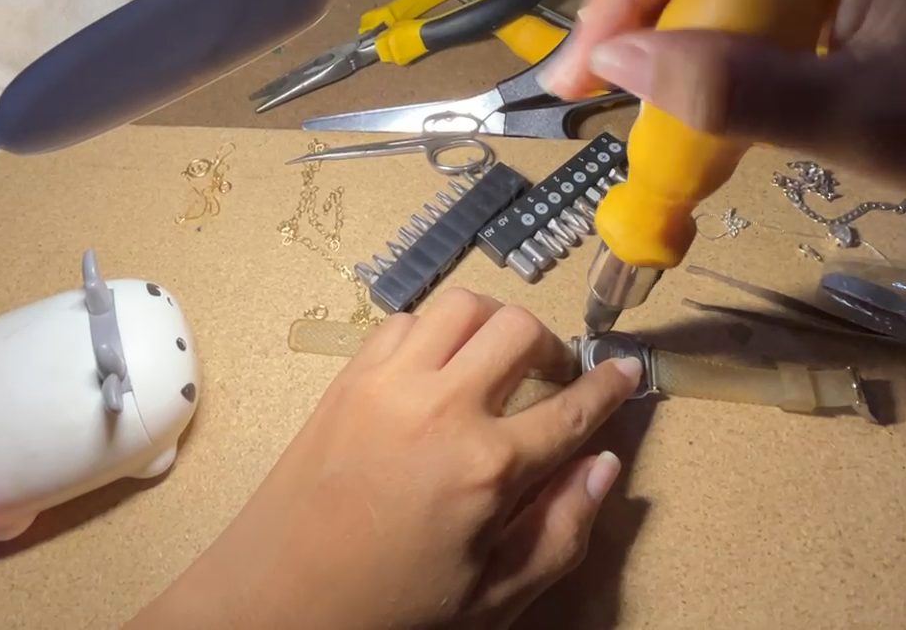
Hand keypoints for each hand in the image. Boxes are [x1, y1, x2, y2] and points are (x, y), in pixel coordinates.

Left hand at [128, 290, 639, 629]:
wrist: (280, 596)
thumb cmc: (393, 605)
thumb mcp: (494, 595)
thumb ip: (561, 528)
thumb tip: (606, 464)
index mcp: (486, 466)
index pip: (570, 409)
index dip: (608, 386)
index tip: (625, 368)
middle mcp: (443, 404)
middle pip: (519, 329)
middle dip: (550, 344)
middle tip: (551, 374)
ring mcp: (392, 378)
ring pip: (462, 305)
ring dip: (493, 322)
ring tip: (496, 357)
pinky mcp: (352, 370)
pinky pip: (406, 319)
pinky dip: (434, 330)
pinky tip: (436, 364)